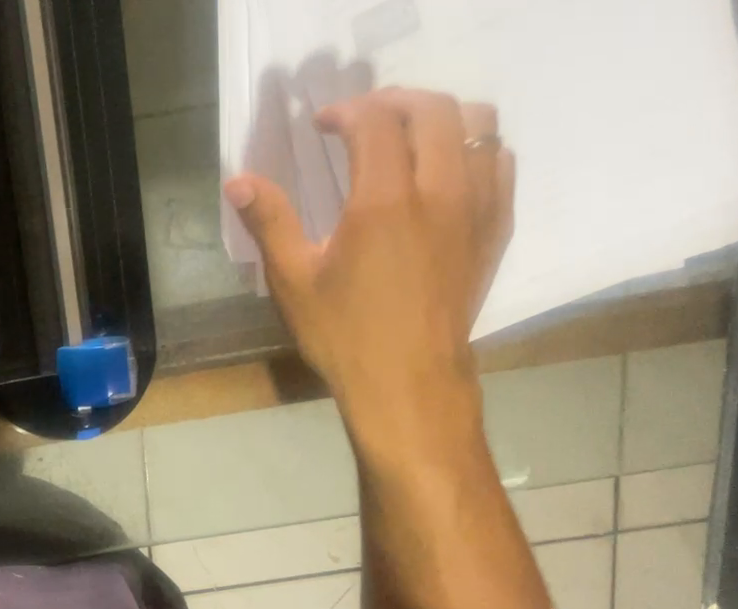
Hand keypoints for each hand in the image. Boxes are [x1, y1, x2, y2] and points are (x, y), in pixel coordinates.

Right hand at [225, 88, 514, 421]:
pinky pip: (498, 159)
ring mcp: (476, 204)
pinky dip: (471, 145)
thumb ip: (270, 223)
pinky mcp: (495, 224)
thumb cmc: (342, 333)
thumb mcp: (292, 281)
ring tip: (404, 135)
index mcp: (383, 201)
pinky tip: (442, 168)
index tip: (322, 123)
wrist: (407, 377)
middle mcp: (439, 189)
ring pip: (477, 123)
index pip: (376, 123)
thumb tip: (239, 183)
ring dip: (438, 116)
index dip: (347, 112)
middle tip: (361, 119)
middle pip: (433, 109)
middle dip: (394, 102)